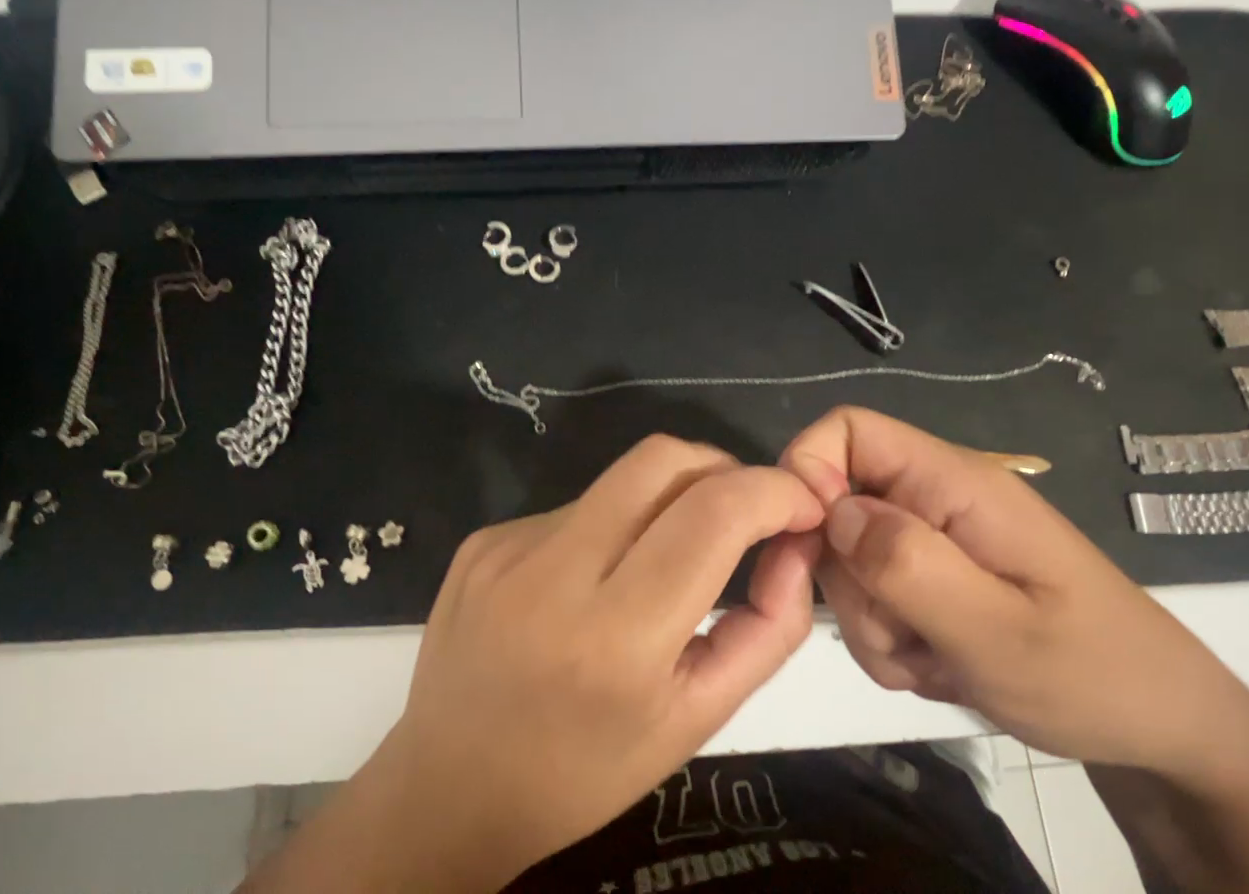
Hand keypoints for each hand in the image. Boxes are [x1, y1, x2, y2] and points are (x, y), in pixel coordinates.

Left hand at [302, 435, 824, 892]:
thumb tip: (796, 546)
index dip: (774, 490)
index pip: (715, 512)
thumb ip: (766, 629)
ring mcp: (509, 547)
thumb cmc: (585, 773)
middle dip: (724, 470)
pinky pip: (575, 506)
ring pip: (620, 480)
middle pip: (664, 459)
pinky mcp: (484, 539)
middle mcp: (555, 573)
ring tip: (660, 565)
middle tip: (743, 517)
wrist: (450, 789)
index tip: (799, 508)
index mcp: (618, 637)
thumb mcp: (697, 718)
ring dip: (666, 502)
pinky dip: (611, 528)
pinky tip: (594, 585)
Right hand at [780, 407, 1248, 790]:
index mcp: (956, 485)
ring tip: (935, 660)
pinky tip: (939, 669)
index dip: (810, 474)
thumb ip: (909, 566)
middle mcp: (939, 502)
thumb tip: (831, 509)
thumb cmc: (1094, 676)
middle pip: (837, 507)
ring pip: (850, 564)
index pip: (849, 430)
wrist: (1162, 731)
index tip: (812, 551)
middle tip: (904, 635)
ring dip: (873, 623)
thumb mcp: (998, 632)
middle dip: (848, 580)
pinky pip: (875, 603)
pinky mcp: (938, 584)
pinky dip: (890, 644)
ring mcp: (938, 545)